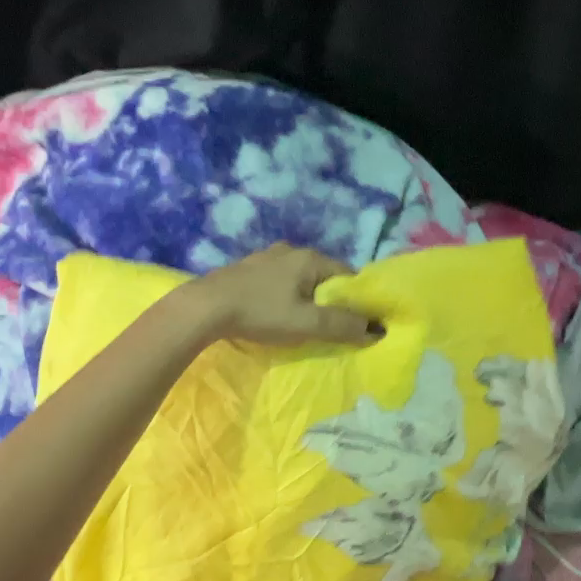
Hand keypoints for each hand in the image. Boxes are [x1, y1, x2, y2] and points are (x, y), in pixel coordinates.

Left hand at [178, 242, 377, 345]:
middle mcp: (291, 250)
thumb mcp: (306, 323)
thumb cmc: (260, 312)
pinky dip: (286, 296)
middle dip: (331, 300)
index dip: (356, 300)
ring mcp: (266, 257)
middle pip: (324, 276)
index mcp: (310, 258)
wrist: (204, 307)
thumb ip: (343, 325)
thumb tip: (377, 329)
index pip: (348, 276)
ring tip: (302, 323)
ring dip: (306, 299)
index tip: (355, 324)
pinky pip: (280, 281)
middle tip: (329, 328)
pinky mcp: (248, 269)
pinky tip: (275, 312)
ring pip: (300, 278)